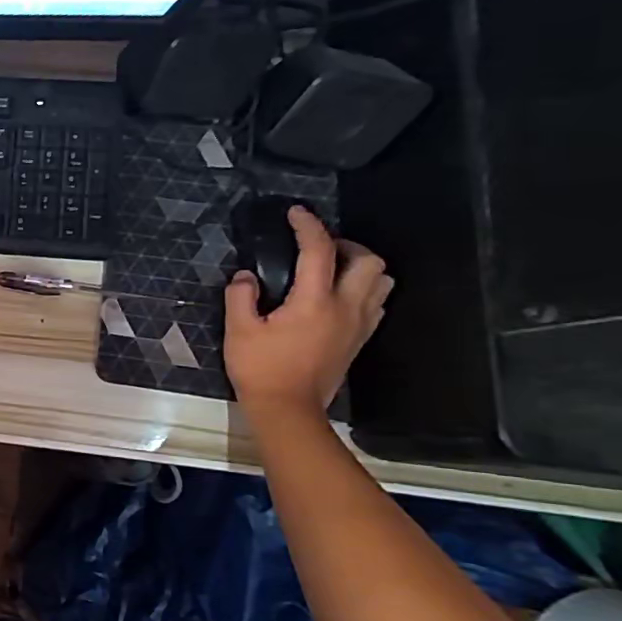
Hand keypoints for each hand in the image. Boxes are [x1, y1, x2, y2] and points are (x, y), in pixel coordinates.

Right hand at [224, 206, 392, 419]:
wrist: (288, 407)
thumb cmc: (259, 368)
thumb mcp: (239, 330)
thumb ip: (241, 297)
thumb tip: (245, 276)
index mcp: (314, 301)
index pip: (318, 252)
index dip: (308, 226)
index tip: (295, 213)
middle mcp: (346, 307)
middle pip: (368, 261)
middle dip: (346, 245)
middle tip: (318, 247)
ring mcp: (359, 323)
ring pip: (382, 280)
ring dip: (361, 266)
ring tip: (332, 268)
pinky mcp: (360, 338)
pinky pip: (377, 301)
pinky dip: (363, 288)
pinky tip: (338, 295)